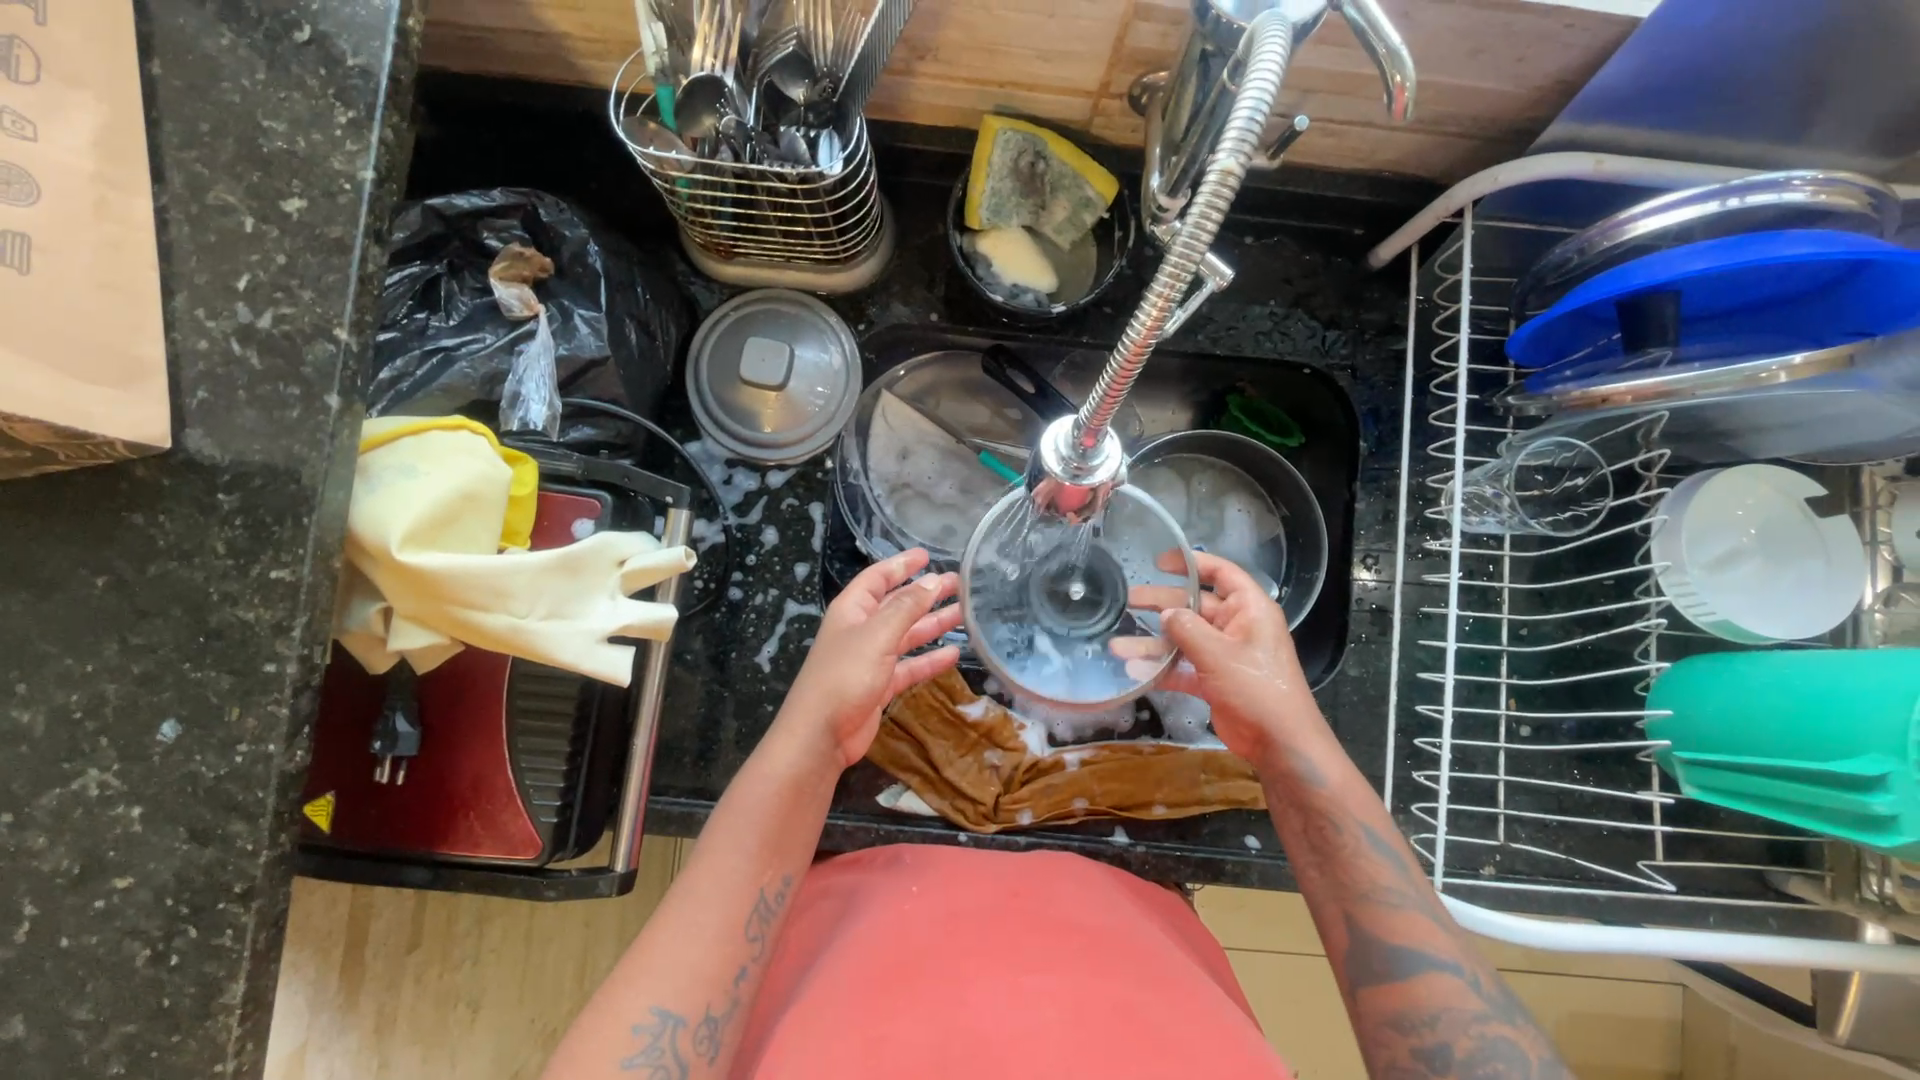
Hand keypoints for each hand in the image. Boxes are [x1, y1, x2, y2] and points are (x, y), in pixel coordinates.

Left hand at [777, 548, 962, 768]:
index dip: (902, 564)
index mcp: (853, 609)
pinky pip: (909, 666)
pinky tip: (953, 654)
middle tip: (958, 584)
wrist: (821, 734)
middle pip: (897, 604)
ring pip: (906, 635)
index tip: (928, 555)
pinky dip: (929, 660)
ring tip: (964, 614)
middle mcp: (861, 629)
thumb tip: (934, 581)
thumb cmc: (845, 676)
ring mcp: (870, 658)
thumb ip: (907, 607)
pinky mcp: (880, 685)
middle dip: (925, 594)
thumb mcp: (878, 635)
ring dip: (933, 624)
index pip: (878, 577)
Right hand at [1117, 552, 1320, 765]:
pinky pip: (1183, 667)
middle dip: (1161, 603)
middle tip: (1128, 600)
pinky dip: (1162, 669)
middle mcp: (1237, 627)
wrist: (1278, 742)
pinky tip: (1133, 672)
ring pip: (1184, 639)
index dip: (1192, 563)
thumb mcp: (1218, 654)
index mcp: (1249, 609)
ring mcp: (1225, 654)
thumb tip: (1165, 613)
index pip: (1221, 573)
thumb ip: (1187, 629)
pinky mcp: (1215, 680)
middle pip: (1195, 606)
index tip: (1160, 562)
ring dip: (1154, 642)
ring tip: (1117, 644)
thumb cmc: (1256, 688)